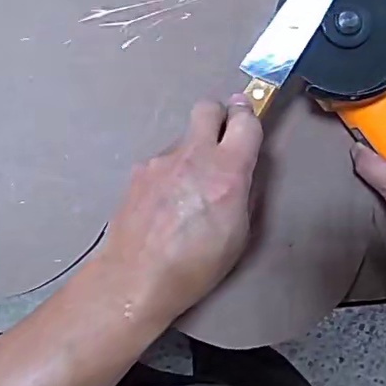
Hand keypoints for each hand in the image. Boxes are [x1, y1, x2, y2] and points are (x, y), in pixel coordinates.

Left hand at [94, 96, 262, 321]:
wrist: (135, 278)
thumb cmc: (193, 267)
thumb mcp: (240, 236)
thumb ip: (245, 193)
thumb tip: (244, 173)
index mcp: (226, 172)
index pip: (245, 120)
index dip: (250, 118)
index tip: (249, 123)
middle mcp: (192, 156)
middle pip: (208, 107)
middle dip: (220, 117)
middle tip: (223, 140)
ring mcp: (161, 161)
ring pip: (183, 139)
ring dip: (192, 154)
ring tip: (189, 194)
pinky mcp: (139, 171)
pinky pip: (162, 161)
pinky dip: (169, 173)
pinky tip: (166, 204)